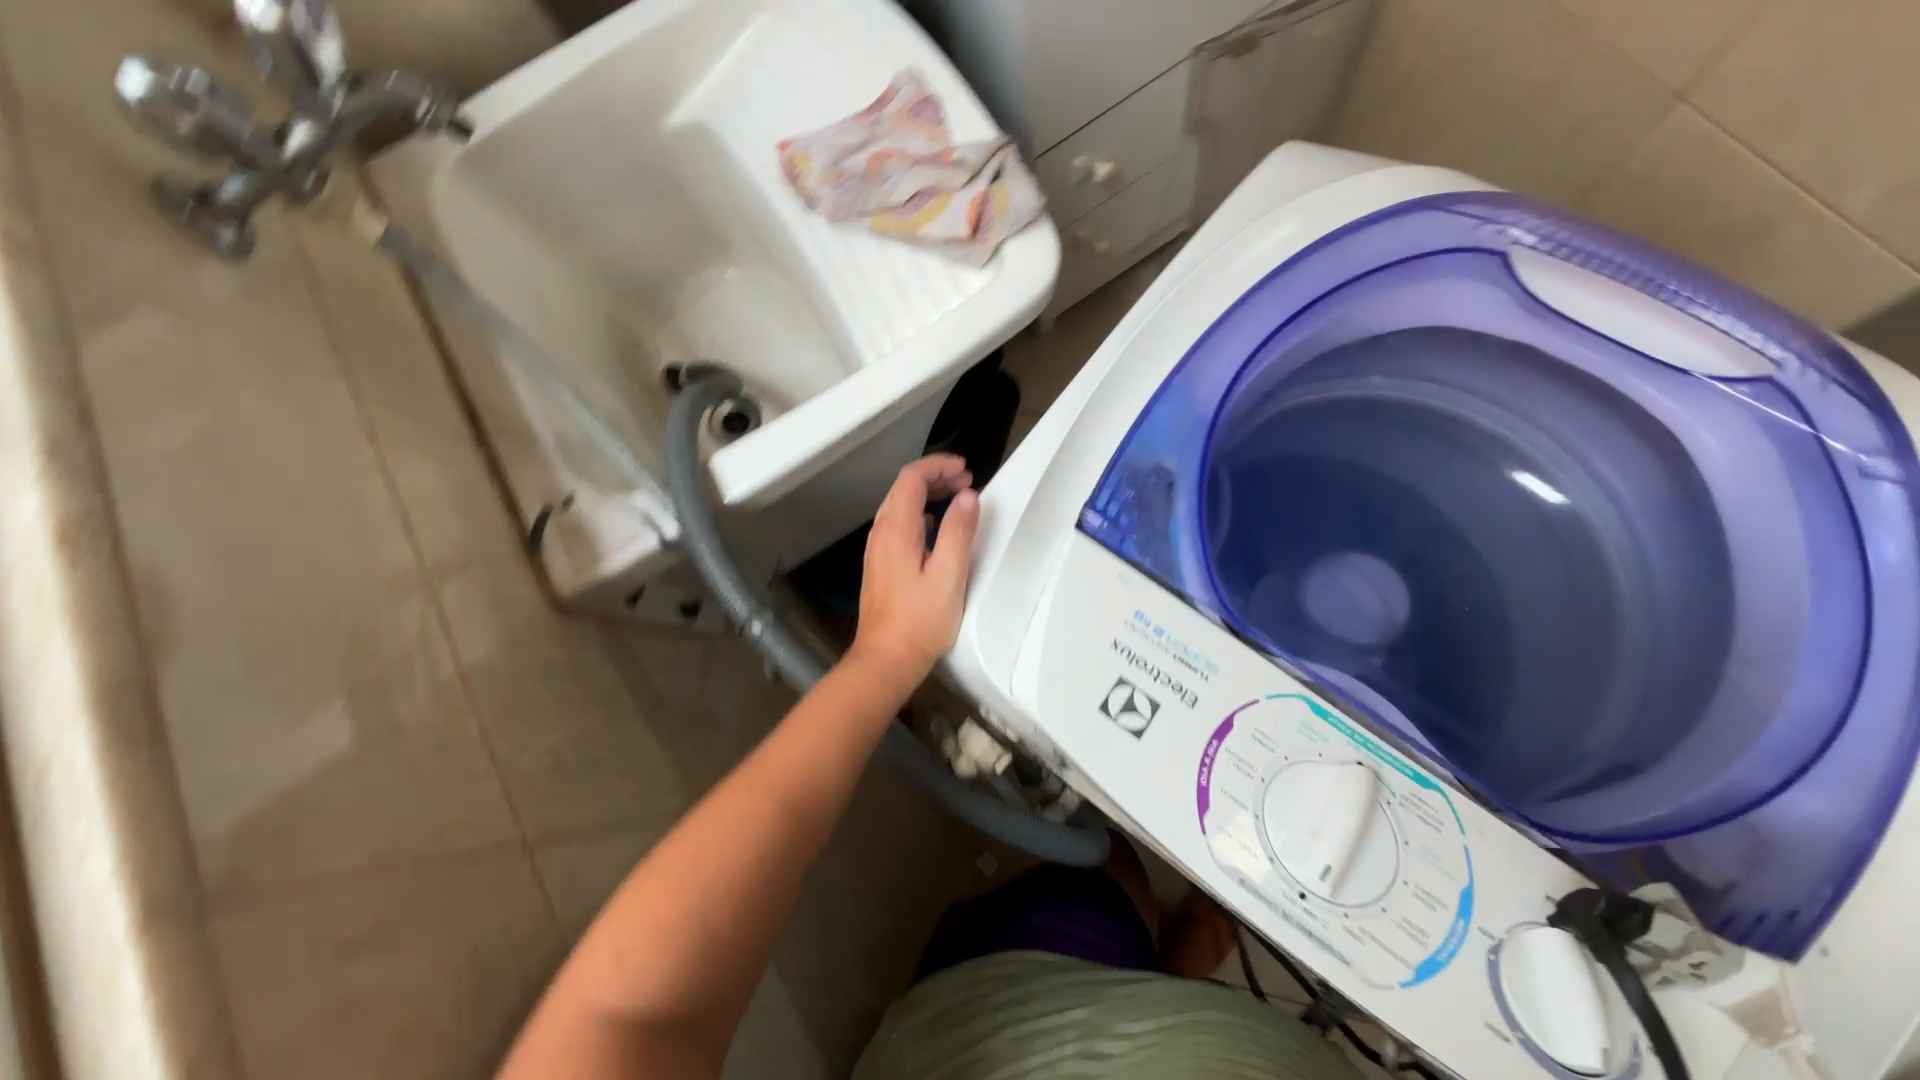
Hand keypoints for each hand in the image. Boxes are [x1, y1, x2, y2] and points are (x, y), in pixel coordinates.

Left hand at [849, 454, 980, 685]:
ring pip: (901, 507)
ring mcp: (878, 550)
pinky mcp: (882, 566)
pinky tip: (939, 528)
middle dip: (936, 477)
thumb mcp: (949, 574)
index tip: (966, 469)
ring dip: (929, 495)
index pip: (912, 478)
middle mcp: (881, 534)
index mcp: (896, 530)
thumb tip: (967, 496)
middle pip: (904, 489)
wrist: (886, 659)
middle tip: (967, 480)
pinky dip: (922, 515)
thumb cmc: (920, 621)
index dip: (939, 465)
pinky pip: (900, 526)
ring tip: (958, 498)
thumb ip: (959, 531)